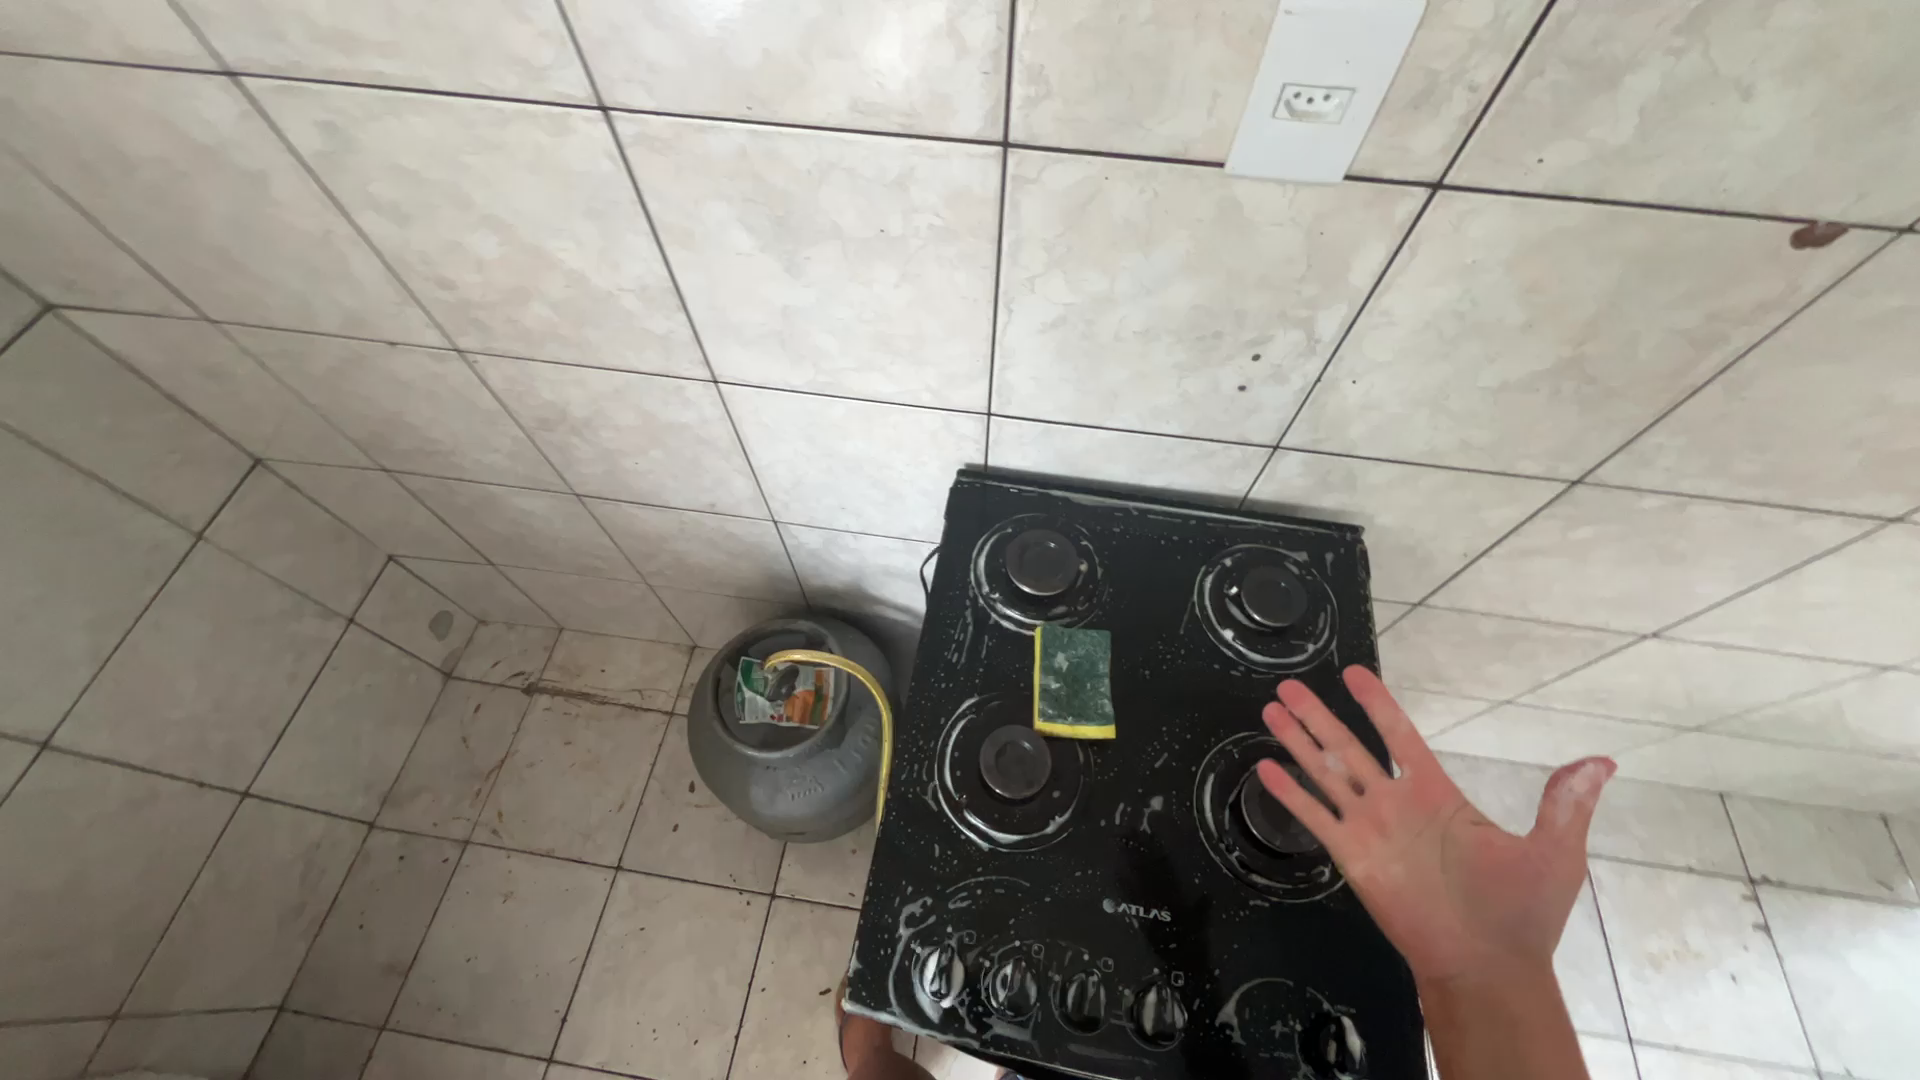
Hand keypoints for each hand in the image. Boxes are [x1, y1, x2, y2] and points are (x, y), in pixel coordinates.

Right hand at [1255, 666, 1613, 985]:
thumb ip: (1564, 806)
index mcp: (1435, 792)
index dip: (1376, 703)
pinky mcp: (1351, 855)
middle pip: (1347, 746)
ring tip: (1270, 710)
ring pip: (1324, 772)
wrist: (1489, 966)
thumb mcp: (1552, 854)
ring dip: (1297, 742)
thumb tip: (1601, 761)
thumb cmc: (1521, 910)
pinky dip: (1289, 793)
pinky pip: (1314, 816)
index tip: (1353, 673)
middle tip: (1289, 685)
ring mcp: (1368, 827)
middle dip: (1318, 715)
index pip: (1398, 735)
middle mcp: (1394, 801)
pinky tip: (1265, 768)